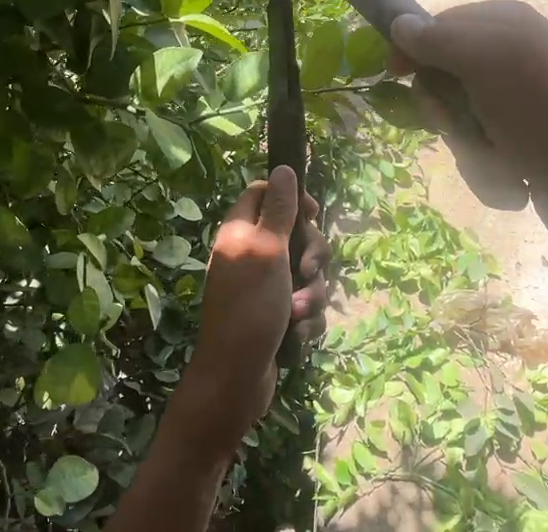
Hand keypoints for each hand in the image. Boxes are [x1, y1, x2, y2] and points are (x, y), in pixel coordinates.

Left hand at [169, 165, 329, 454]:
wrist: (236, 380)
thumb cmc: (249, 308)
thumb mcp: (266, 250)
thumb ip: (278, 210)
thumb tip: (283, 167)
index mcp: (240, 232)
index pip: (264, 194)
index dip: (291, 198)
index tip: (311, 213)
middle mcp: (251, 254)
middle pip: (295, 235)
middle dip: (311, 257)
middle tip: (306, 272)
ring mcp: (263, 287)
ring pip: (306, 273)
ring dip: (310, 294)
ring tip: (297, 314)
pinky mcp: (276, 315)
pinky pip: (304, 304)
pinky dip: (305, 319)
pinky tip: (296, 335)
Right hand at [390, 2, 547, 266]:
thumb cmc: (545, 116)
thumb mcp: (486, 64)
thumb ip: (437, 39)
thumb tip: (400, 23)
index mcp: (507, 26)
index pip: (438, 25)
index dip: (414, 50)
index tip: (395, 74)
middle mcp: (512, 60)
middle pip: (442, 81)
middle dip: (446, 112)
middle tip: (456, 125)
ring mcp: (519, 107)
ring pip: (459, 124)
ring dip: (472, 150)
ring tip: (503, 163)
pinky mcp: (525, 147)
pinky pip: (483, 155)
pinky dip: (493, 172)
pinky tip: (518, 181)